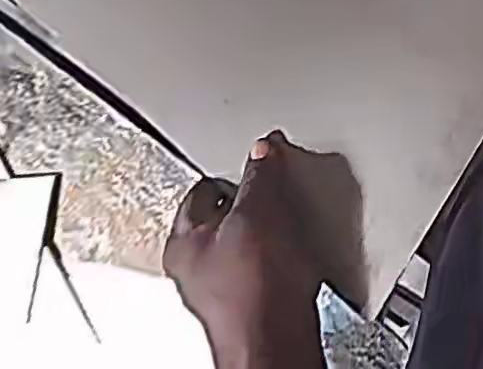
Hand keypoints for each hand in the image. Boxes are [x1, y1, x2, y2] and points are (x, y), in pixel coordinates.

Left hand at [163, 131, 325, 368]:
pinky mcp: (256, 288)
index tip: (262, 156)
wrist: (278, 334)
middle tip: (277, 184)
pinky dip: (284, 240)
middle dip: (257, 193)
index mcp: (184, 242)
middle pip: (230, 207)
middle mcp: (198, 263)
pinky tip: (297, 241)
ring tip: (290, 213)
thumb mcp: (259, 211)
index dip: (237, 168)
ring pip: (252, 228)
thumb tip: (263, 149)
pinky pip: (270, 249)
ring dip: (274, 217)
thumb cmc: (255, 288)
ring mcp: (226, 278)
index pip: (206, 187)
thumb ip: (260, 175)